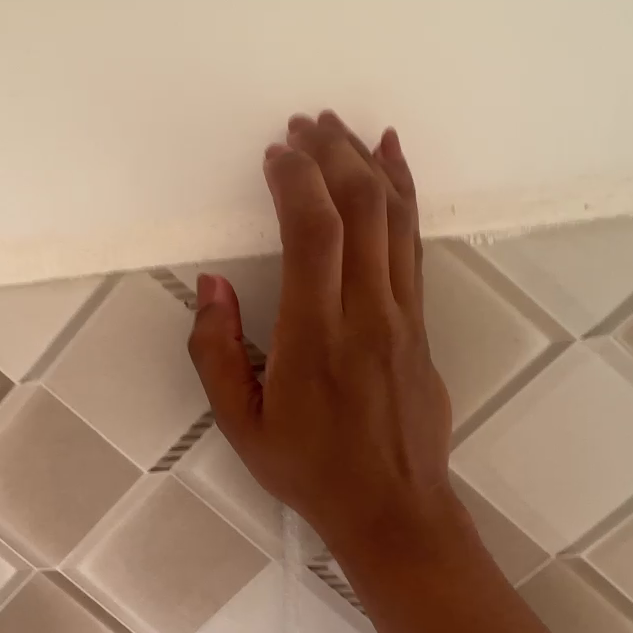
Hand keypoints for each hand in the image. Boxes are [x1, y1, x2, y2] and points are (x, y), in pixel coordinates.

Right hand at [187, 112, 466, 567]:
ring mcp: (403, 316)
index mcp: (315, 340)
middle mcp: (367, 315)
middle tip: (304, 126)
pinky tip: (393, 167)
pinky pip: (413, 244)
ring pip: (395, 219)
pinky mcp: (421, 323)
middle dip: (332, 156)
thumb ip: (217, 354)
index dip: (295, 183)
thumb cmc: (306, 471)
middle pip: (360, 210)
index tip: (274, 155)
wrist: (391, 507)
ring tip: (343, 129)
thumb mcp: (240, 425)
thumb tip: (211, 287)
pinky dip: (404, 196)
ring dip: (369, 165)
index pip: (313, 235)